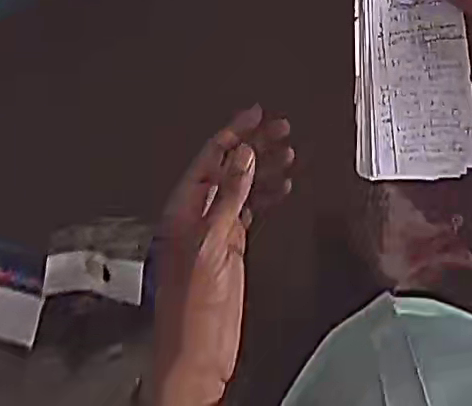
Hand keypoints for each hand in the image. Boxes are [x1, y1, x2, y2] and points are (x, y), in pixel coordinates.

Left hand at [147, 106, 294, 405]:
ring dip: (265, 166)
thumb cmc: (192, 311)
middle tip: (280, 128)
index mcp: (184, 208)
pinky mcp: (230, 244)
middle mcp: (198, 213)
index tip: (256, 113)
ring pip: (243, 183)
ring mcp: (215, 228)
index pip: (211, 156)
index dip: (234, 131)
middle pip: (230, 166)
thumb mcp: (212, 245)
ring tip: (287, 151)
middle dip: (255, 144)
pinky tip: (281, 185)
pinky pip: (250, 206)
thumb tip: (242, 155)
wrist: (197, 357)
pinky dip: (267, 193)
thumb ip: (228, 197)